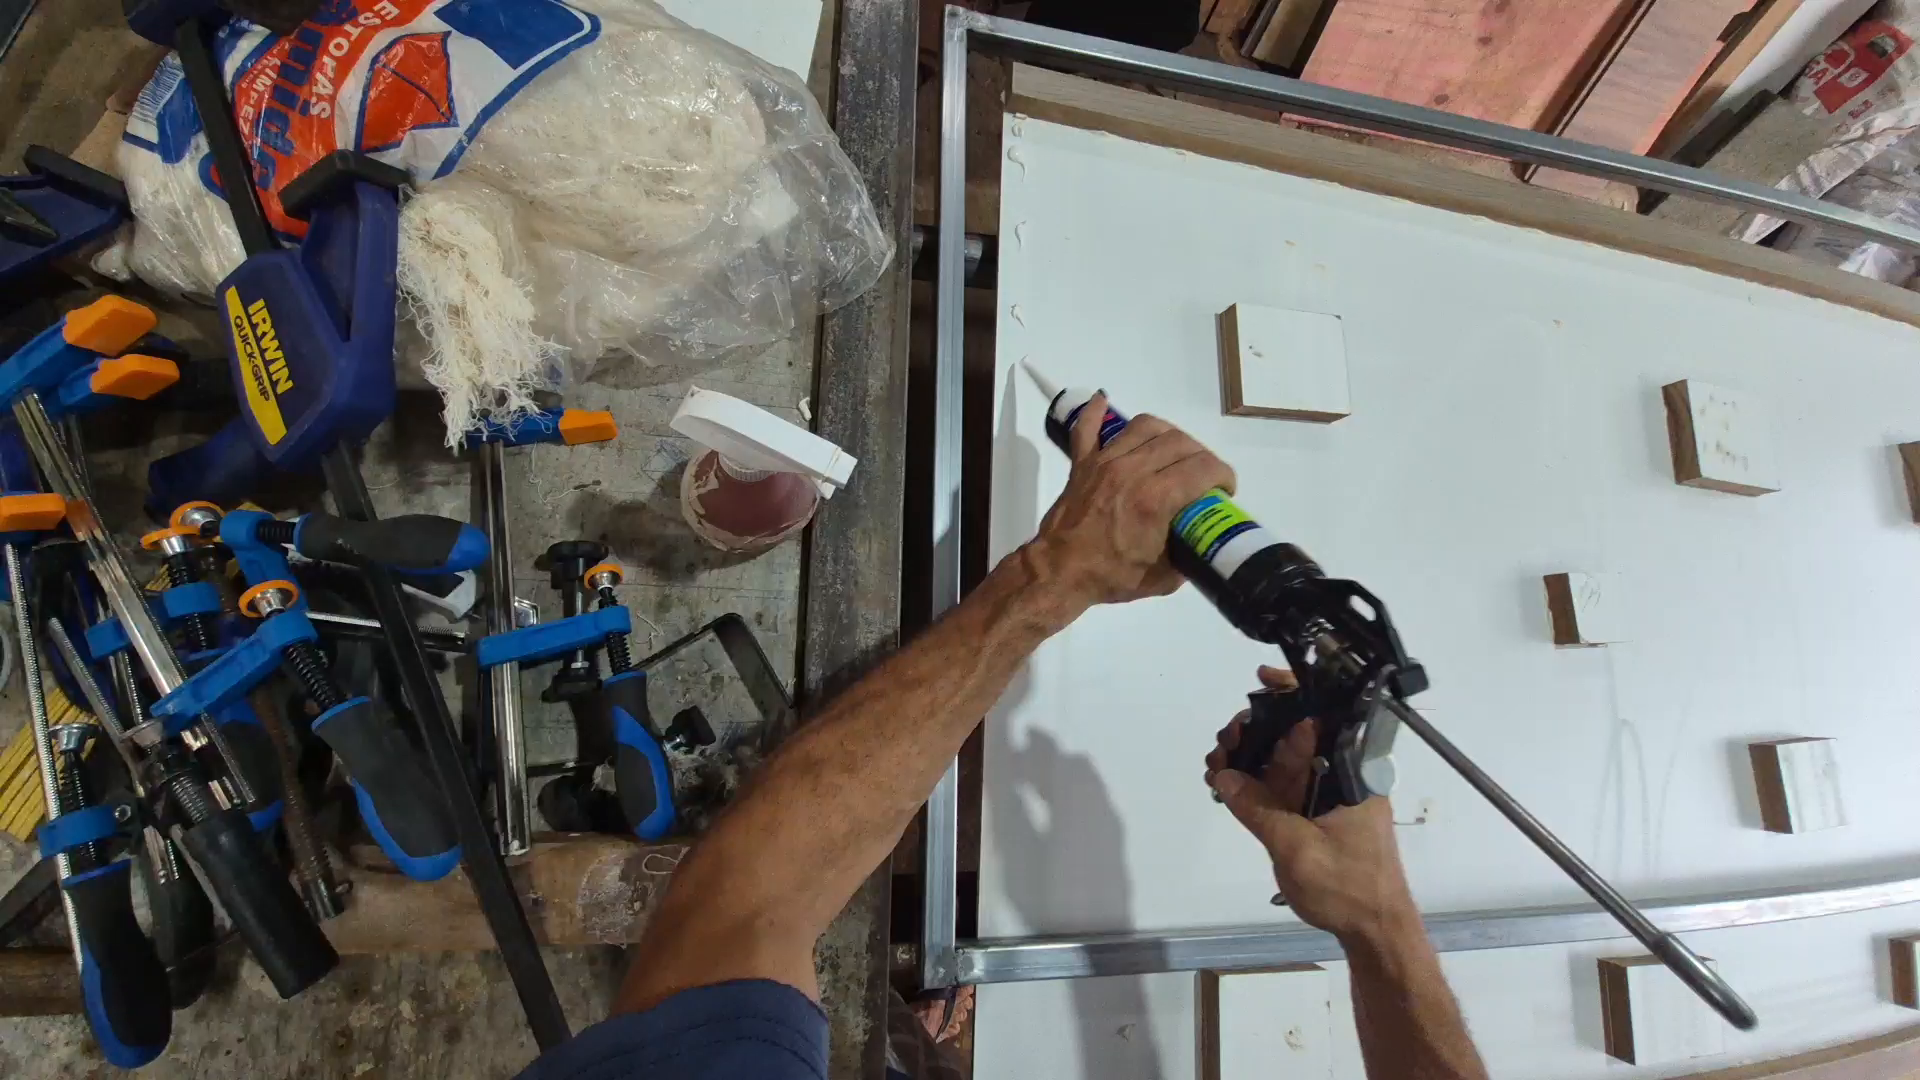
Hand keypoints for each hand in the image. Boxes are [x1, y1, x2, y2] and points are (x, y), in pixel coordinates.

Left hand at [1026, 394, 1234, 608]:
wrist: (1058, 573)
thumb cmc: (1109, 577)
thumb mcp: (1162, 577)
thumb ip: (1187, 555)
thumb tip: (1202, 541)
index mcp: (1156, 500)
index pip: (1204, 468)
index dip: (1223, 475)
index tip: (1223, 489)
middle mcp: (1132, 472)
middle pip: (1180, 442)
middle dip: (1201, 456)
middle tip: (1201, 476)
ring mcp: (1104, 463)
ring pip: (1144, 426)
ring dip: (1166, 434)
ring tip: (1172, 452)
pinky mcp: (1081, 464)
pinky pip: (1087, 428)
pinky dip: (1096, 412)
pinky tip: (1104, 402)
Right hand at [1205, 666, 1418, 942]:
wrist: (1374, 933)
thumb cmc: (1347, 888)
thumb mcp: (1297, 848)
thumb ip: (1258, 808)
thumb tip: (1223, 775)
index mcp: (1349, 774)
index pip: (1322, 716)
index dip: (1291, 692)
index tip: (1261, 680)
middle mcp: (1337, 775)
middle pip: (1292, 732)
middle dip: (1254, 728)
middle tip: (1224, 744)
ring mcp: (1321, 793)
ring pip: (1279, 757)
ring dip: (1245, 754)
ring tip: (1216, 765)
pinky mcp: (1309, 811)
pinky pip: (1276, 783)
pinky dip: (1249, 778)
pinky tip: (1224, 781)